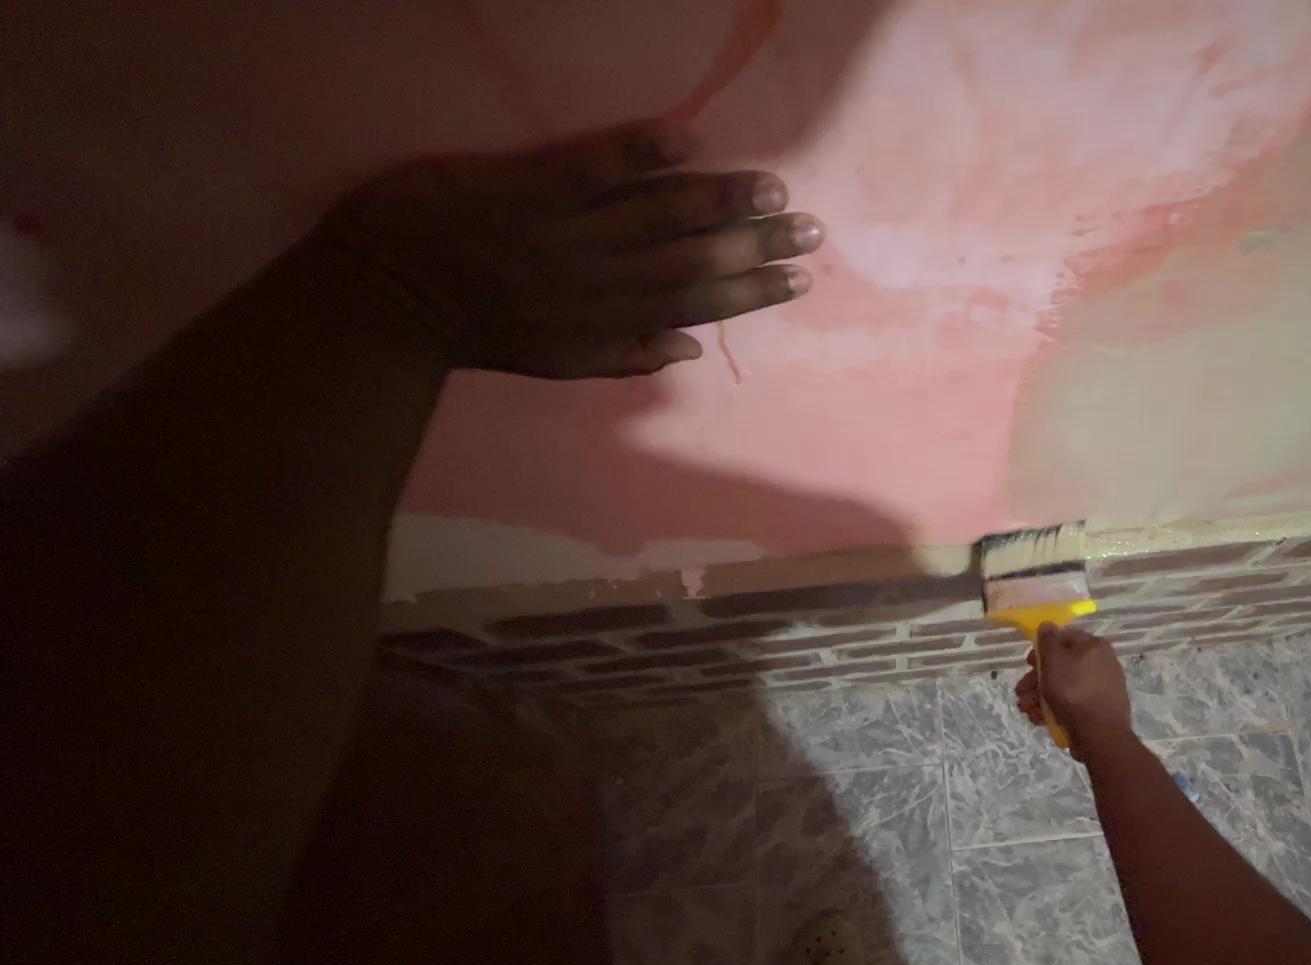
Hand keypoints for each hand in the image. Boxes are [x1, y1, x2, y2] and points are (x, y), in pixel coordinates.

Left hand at [314, 119, 819, 377]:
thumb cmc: (481, 333)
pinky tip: (687, 140)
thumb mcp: (560, 364)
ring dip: (718, 203)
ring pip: (657, 218)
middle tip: (809, 228)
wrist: (386, 303)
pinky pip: (590, 169)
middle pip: (693, 260)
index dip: (752, 291)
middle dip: (756, 245)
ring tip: (771, 189)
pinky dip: (638, 154)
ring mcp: (567, 234)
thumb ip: (626, 358)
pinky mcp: (526, 189)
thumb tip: (693, 351)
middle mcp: (605, 281)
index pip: (699, 304)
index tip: (798, 278)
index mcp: (613, 323)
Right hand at [1014, 623, 1135, 756]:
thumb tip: (1047, 624)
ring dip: (1039, 697)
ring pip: (1064, 687)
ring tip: (1026, 710)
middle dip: (1036, 679)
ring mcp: (1101, 688)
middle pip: (1061, 665)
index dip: (1042, 648)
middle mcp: (1101, 663)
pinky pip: (1073, 703)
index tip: (1028, 663)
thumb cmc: (1074, 692)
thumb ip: (1047, 640)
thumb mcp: (1054, 661)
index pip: (1064, 637)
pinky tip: (1039, 720)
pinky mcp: (1099, 710)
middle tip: (1020, 692)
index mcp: (1094, 646)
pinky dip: (1054, 709)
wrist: (1100, 736)